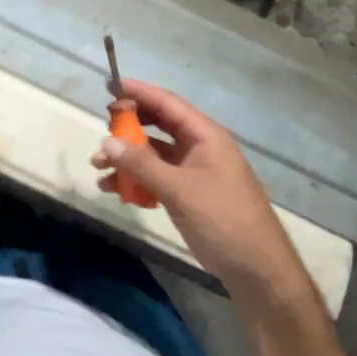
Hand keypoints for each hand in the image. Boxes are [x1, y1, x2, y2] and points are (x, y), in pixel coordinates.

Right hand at [90, 79, 307, 299]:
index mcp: (205, 136)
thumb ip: (141, 164)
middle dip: (127, 127)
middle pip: (158, 125)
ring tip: (98, 168)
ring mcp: (195, 171)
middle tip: (101, 131)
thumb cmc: (223, 220)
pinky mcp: (190, 193)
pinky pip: (157, 177)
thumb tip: (107, 141)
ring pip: (154, 154)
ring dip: (127, 158)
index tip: (109, 85)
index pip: (167, 103)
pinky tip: (116, 190)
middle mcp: (200, 147)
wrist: (258, 270)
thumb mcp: (179, 190)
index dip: (139, 92)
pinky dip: (137, 180)